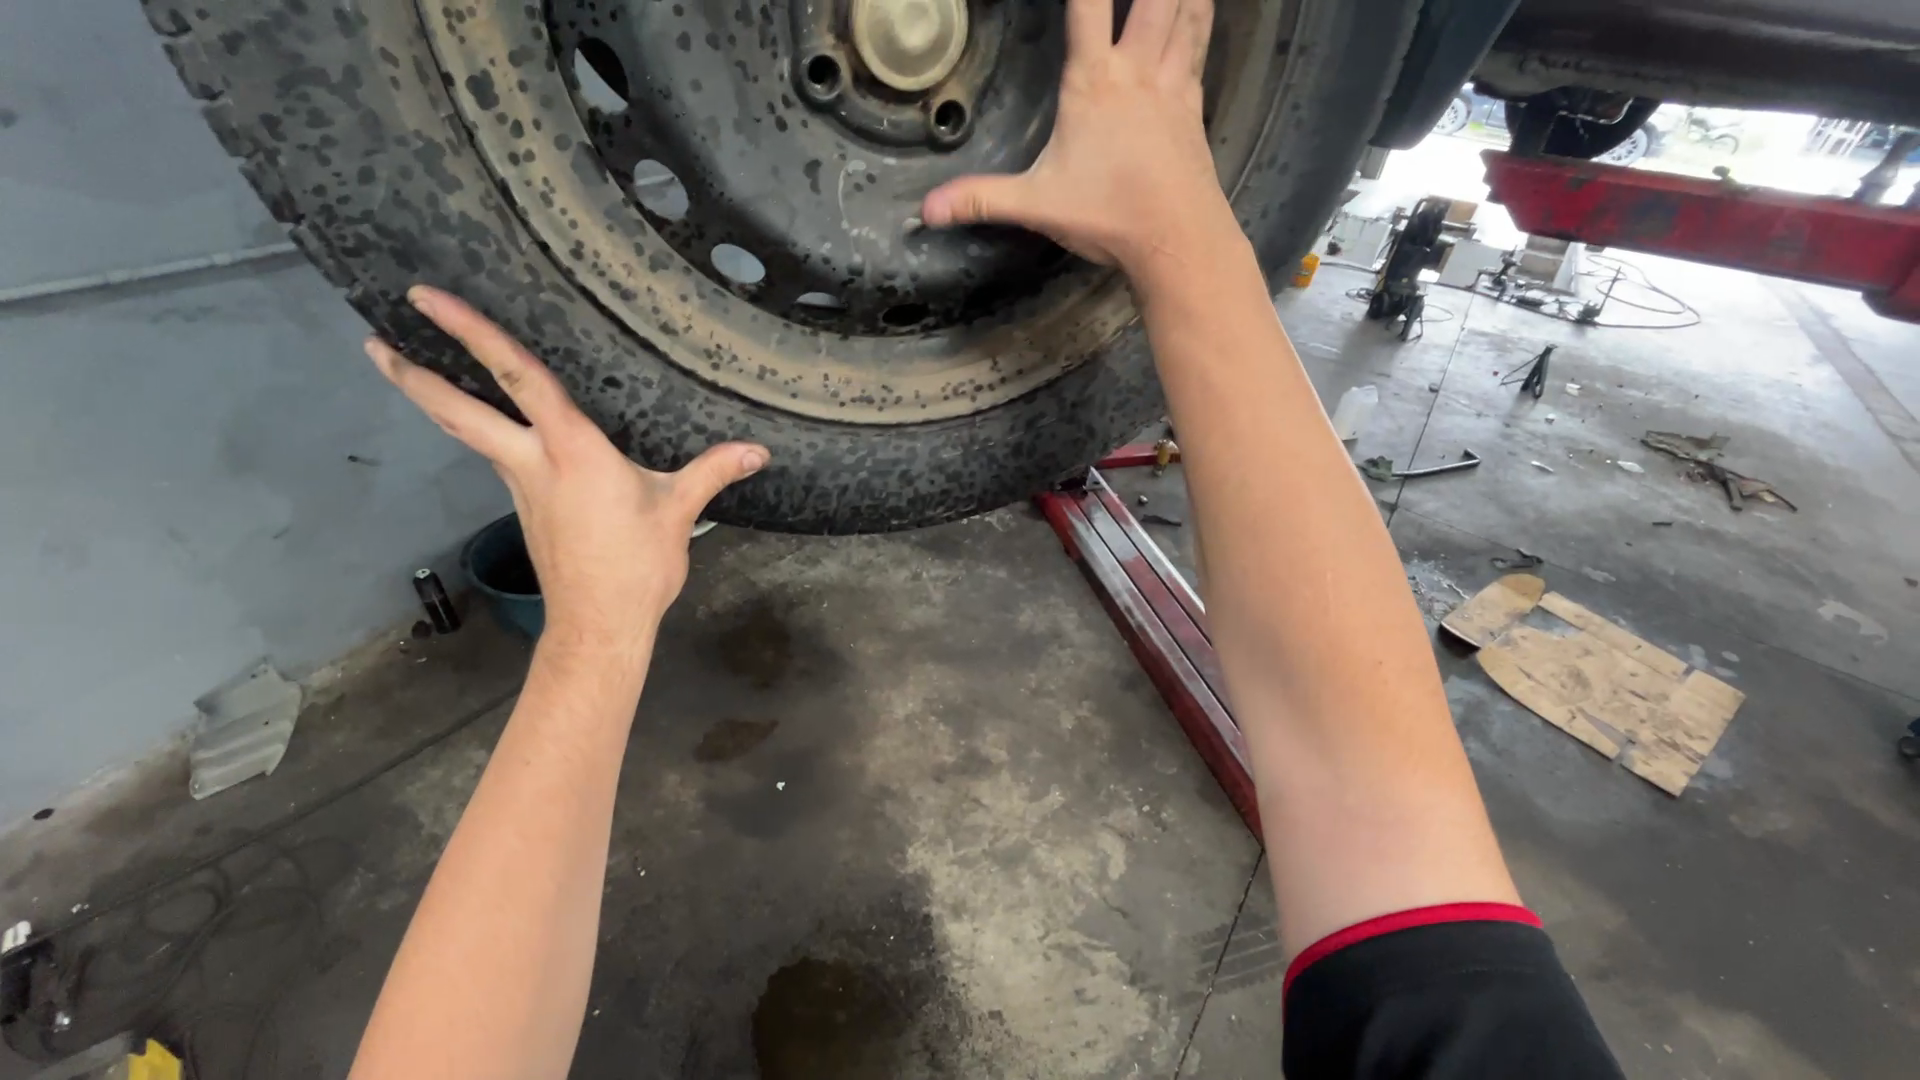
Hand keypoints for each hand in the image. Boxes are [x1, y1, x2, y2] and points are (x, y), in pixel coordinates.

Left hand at [366, 287, 766, 651]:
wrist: (599, 624)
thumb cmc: (637, 565)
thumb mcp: (679, 511)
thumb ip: (714, 471)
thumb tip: (759, 450)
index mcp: (572, 450)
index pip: (520, 379)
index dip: (475, 334)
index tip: (428, 300)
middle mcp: (534, 462)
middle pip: (460, 412)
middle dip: (413, 375)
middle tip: (373, 339)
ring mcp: (522, 487)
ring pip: (470, 434)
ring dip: (436, 399)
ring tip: (410, 369)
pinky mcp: (526, 508)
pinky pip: (496, 456)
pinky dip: (480, 429)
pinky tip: (493, 426)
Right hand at [920, 0, 1229, 276]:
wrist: (1178, 239)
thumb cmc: (1109, 217)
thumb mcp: (1036, 206)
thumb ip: (982, 199)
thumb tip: (928, 209)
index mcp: (1094, 83)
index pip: (1087, 3)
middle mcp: (1138, 70)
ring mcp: (1173, 83)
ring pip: (1186, 8)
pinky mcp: (1194, 105)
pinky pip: (1200, 43)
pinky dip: (1199, 16)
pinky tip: (1198, 9)